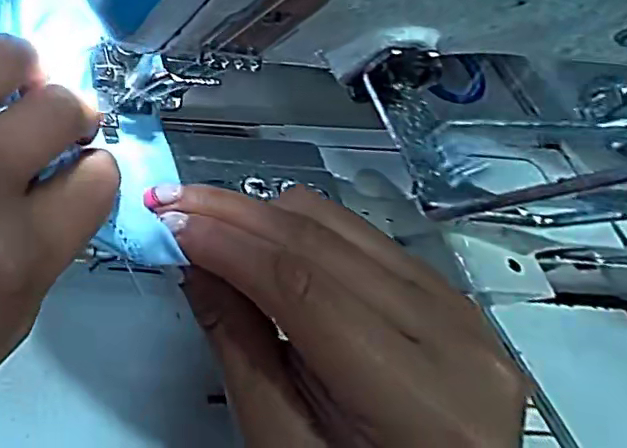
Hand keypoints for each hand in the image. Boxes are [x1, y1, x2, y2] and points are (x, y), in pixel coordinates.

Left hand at [0, 0, 118, 444]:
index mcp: (16, 251)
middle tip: (56, 128)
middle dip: (74, 116)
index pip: (98, 176)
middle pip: (62, 106)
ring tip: (18, 87)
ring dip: (27, 69)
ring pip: (6, 57)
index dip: (95, 171)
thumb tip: (76, 172)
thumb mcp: (9, 327)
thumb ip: (55, 249)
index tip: (78, 171)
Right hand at [150, 184, 528, 447]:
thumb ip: (236, 343)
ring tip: (205, 222)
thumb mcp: (284, 445)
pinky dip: (295, 227)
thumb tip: (190, 256)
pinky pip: (355, 232)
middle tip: (170, 203)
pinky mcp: (443, 292)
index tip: (168, 223)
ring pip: (333, 221)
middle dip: (231, 215)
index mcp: (427, 405)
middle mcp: (458, 341)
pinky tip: (257, 239)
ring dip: (258, 214)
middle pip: (317, 242)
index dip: (226, 245)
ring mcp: (458, 310)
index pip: (304, 288)